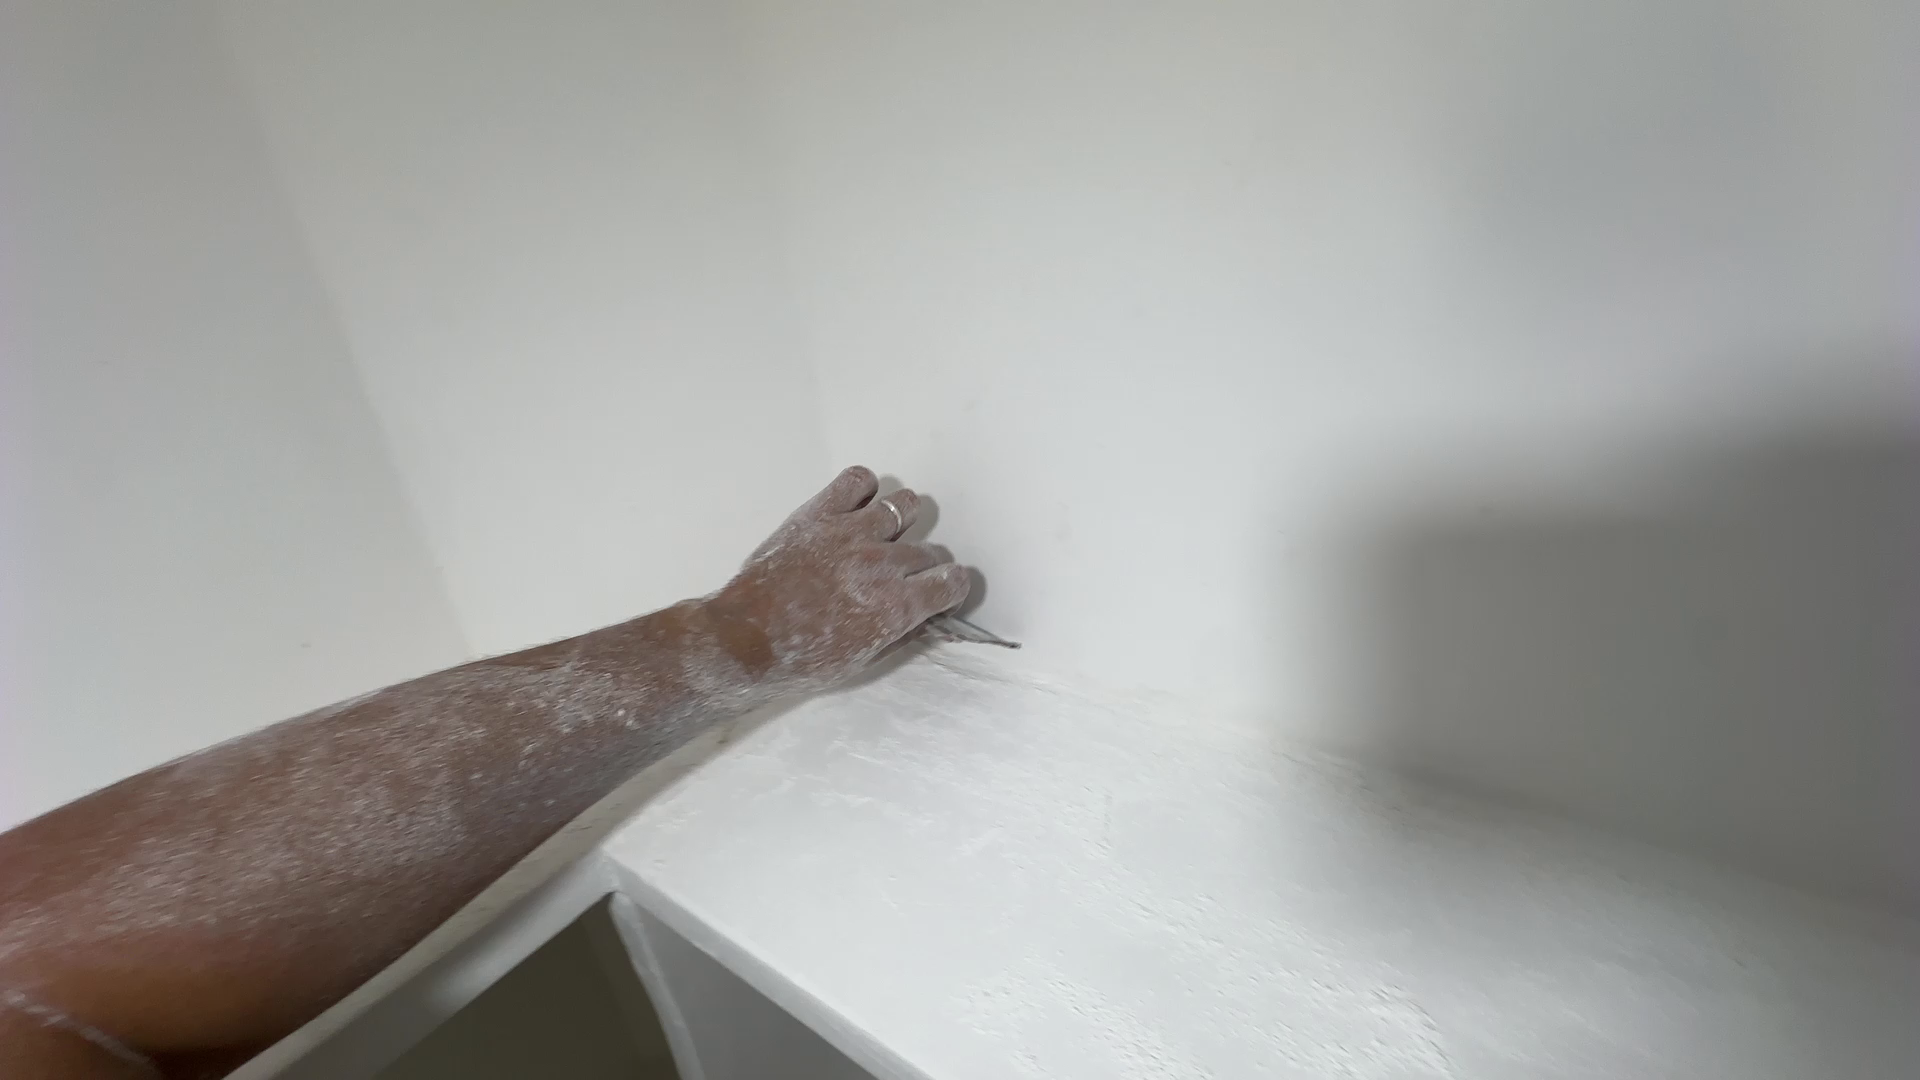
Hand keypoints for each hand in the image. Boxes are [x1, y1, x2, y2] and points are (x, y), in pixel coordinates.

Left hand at [704, 466, 971, 691]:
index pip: (953, 581)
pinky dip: (864, 489)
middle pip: (929, 552)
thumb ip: (901, 633)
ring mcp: (852, 533)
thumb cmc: (802, 661)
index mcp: (897, 606)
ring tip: (886, 535)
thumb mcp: (862, 661)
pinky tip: (857, 507)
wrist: (745, 640)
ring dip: (903, 522)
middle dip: (923, 566)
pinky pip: (858, 479)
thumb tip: (925, 617)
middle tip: (901, 576)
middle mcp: (883, 565)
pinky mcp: (821, 513)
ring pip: (905, 506)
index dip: (951, 586)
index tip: (941, 590)